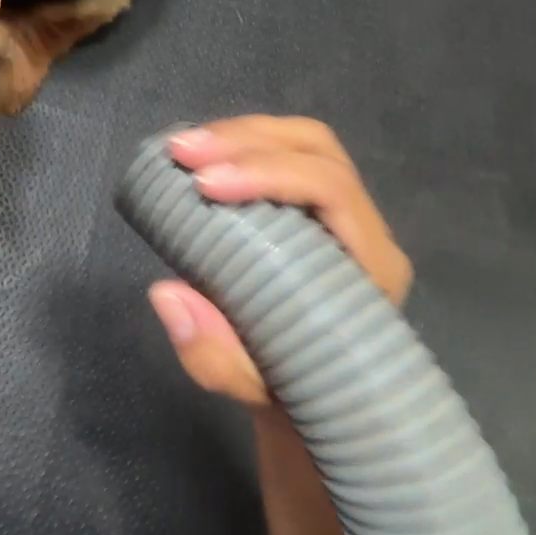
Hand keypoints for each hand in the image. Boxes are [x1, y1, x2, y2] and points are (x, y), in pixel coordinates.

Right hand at [146, 116, 411, 409]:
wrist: (312, 400)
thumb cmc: (292, 392)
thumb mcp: (252, 389)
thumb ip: (214, 354)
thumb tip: (164, 293)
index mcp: (371, 268)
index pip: (332, 188)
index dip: (268, 174)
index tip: (205, 185)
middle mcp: (364, 229)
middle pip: (317, 149)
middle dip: (246, 141)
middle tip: (182, 152)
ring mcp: (339, 212)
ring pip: (301, 141)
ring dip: (238, 134)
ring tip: (181, 147)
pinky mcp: (308, 206)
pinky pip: (282, 153)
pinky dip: (235, 143)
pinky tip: (197, 153)